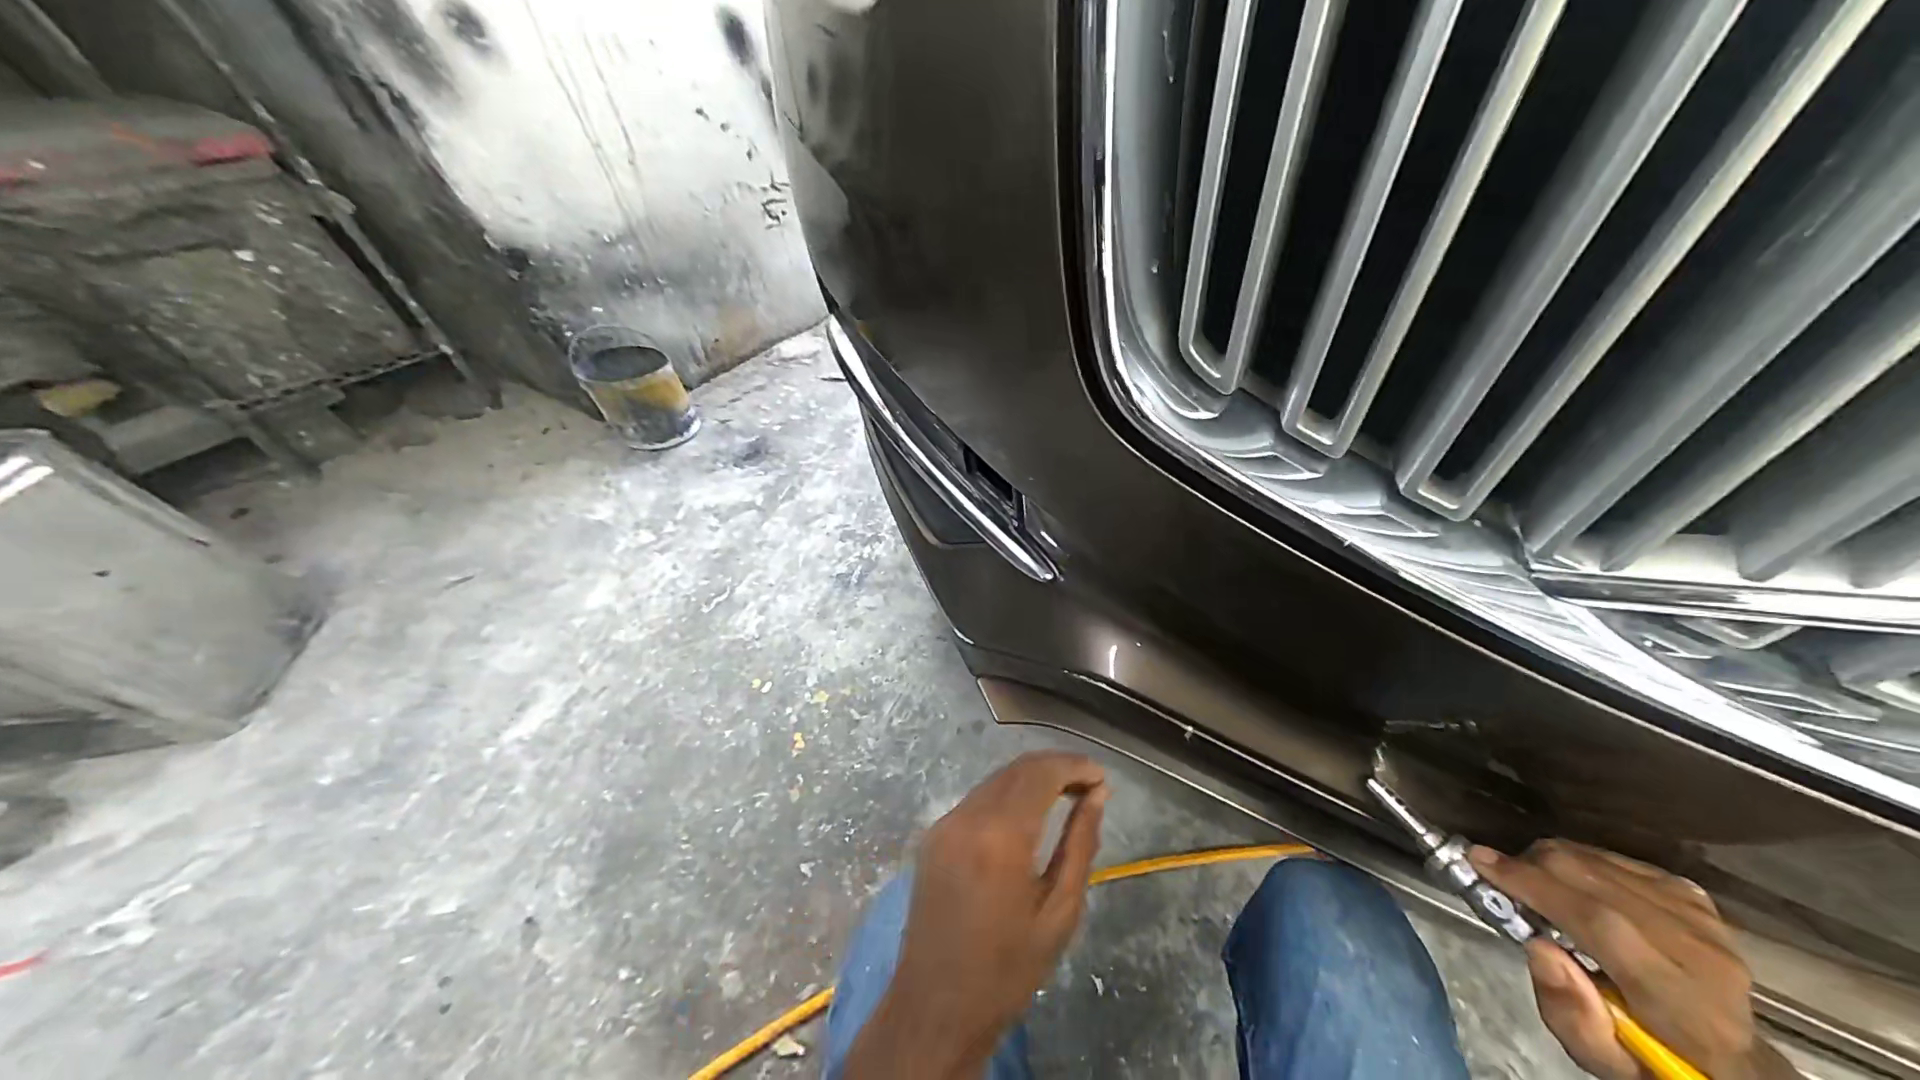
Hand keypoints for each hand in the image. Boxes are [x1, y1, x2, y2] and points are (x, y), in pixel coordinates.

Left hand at [842, 752, 1107, 1079]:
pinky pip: (976, 800)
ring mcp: (944, 824)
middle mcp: (966, 817)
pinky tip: (1028, 812)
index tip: (1101, 777)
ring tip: (1067, 794)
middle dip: (1055, 767)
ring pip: (994, 781)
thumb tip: (1097, 796)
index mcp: (1000, 836)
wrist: (936, 1006)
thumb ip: (1080, 844)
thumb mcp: (1059, 911)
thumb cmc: (1008, 968)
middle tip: (1090, 784)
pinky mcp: (933, 837)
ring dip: (1031, 779)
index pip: (1040, 774)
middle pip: (1016, 770)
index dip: (1074, 766)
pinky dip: (1007, 795)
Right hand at [1470, 841, 1796, 1079]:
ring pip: (1601, 861)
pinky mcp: (1694, 899)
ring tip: (1530, 882)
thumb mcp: (1601, 1058)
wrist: (1723, 1055)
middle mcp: (1699, 952)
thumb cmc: (1647, 1059)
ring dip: (1551, 862)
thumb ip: (1569, 1012)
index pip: (1600, 922)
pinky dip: (1579, 862)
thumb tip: (1538, 948)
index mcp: (1683, 1004)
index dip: (1534, 884)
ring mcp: (1701, 919)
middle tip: (1497, 875)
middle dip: (1531, 866)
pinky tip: (1569, 883)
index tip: (1479, 860)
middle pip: (1595, 880)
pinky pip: (1617, 860)